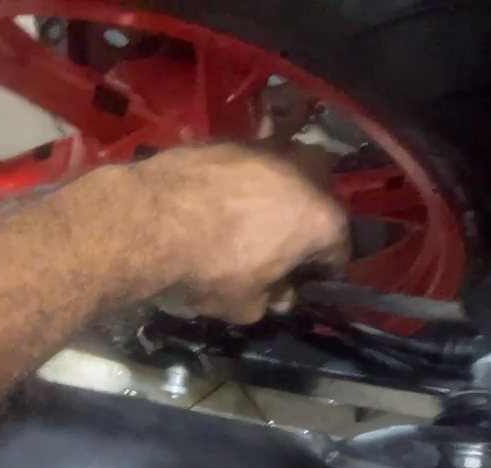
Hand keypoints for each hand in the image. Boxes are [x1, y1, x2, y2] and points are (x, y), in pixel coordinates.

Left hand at [128, 144, 350, 322]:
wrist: (152, 221)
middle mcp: (306, 174)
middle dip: (303, 226)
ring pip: (285, 177)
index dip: (321, 272)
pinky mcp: (231, 139)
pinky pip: (249, 166)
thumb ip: (273, 300)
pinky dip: (242, 183)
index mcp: (321, 220)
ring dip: (275, 198)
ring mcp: (269, 148)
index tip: (301, 282)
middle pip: (317, 203)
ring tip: (247, 224)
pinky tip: (218, 203)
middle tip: (277, 250)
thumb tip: (280, 295)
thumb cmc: (210, 270)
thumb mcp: (246, 306)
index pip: (338, 250)